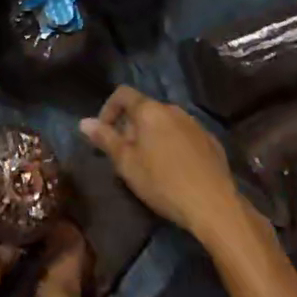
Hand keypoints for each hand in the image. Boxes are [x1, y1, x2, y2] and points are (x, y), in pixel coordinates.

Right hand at [80, 86, 244, 236]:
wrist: (213, 203)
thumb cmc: (162, 182)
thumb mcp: (127, 163)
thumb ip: (105, 139)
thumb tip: (84, 122)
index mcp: (150, 110)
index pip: (123, 93)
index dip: (108, 109)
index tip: (103, 133)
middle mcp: (173, 109)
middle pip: (144, 109)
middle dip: (130, 127)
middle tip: (125, 157)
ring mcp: (194, 123)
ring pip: (164, 122)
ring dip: (151, 136)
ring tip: (149, 165)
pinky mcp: (210, 140)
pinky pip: (183, 135)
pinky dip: (172, 144)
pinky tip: (174, 170)